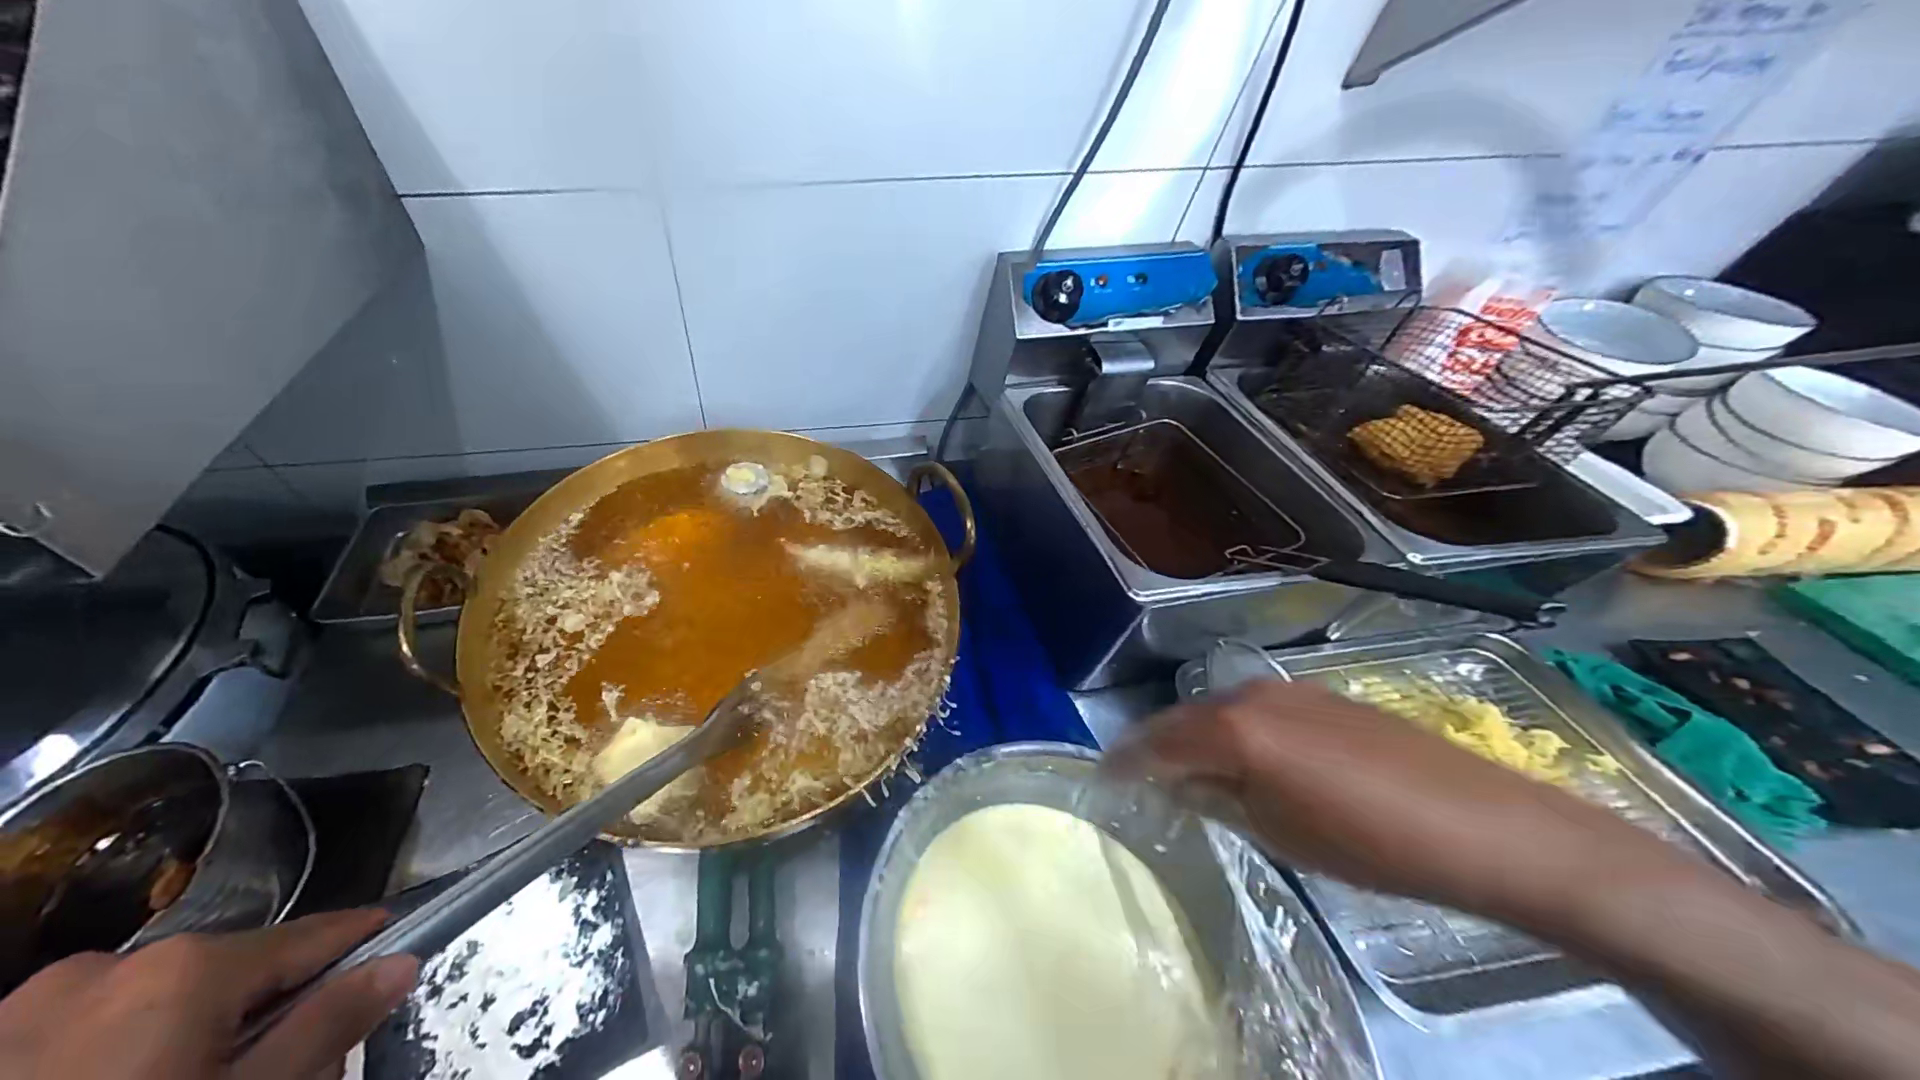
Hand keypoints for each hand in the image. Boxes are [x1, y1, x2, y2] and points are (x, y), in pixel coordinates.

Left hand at [0, 909, 417, 1079]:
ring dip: (188, 1029)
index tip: (392, 956)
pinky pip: (87, 1025)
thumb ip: (328, 1027)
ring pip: (158, 996)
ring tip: (188, 1079)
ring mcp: (28, 1005)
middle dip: (264, 1005)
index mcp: (192, 968)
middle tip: (272, 1064)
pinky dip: (117, 1050)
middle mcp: (116, 963)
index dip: (363, 944)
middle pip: (236, 966)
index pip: (319, 932)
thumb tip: (399, 965)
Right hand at [1102, 679, 1695, 923]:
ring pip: (1219, 709)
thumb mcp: (1278, 833)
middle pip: (1184, 717)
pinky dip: (1233, 729)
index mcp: (1234, 729)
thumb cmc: (1371, 843)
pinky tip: (1243, 755)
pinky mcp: (1322, 696)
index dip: (1125, 761)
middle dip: (1156, 745)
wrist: (1488, 827)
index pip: (1158, 741)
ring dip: (1195, 735)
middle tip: (1137, 775)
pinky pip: (1255, 708)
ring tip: (1184, 768)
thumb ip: (1214, 798)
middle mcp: (1252, 695)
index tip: (1102, 778)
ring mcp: (1290, 689)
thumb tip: (1175, 783)